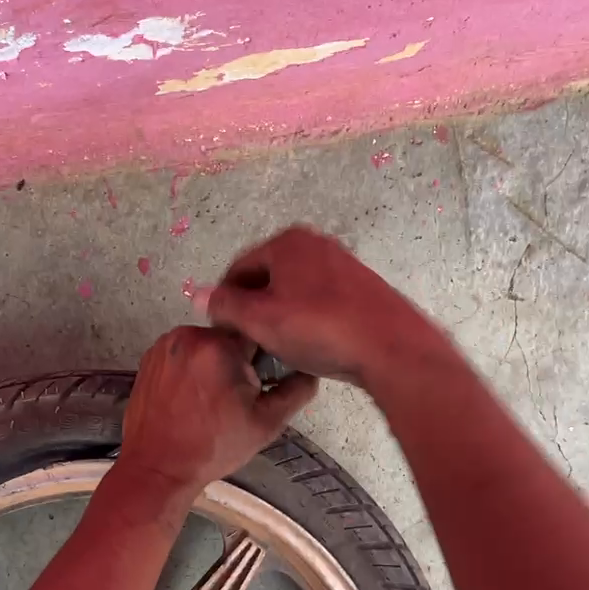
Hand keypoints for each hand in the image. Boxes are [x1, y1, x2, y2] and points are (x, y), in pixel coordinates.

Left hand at [118, 327, 318, 493]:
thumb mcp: (267, 423)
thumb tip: (312, 371)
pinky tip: (191, 396)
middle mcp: (190, 335)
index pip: (259, 332)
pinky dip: (191, 367)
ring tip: (211, 399)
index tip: (260, 383)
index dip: (264, 357)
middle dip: (237, 361)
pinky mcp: (150, 356)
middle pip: (230, 336)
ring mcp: (166, 344)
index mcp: (220, 346)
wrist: (158, 467)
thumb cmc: (213, 447)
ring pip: (206, 343)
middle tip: (235, 397)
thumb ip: (296, 390)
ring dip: (213, 362)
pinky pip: (183, 352)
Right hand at [206, 227, 443, 383]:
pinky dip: (308, 317)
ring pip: (293, 289)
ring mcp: (342, 263)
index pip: (237, 270)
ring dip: (280, 314)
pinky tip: (311, 343)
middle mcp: (315, 243)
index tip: (225, 332)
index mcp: (287, 242)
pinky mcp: (361, 286)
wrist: (391, 347)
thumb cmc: (320, 330)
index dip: (225, 302)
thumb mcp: (260, 321)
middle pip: (267, 277)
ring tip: (280, 346)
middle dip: (254, 307)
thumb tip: (197, 294)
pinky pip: (319, 299)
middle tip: (251, 341)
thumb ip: (224, 306)